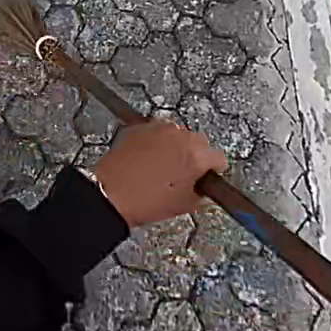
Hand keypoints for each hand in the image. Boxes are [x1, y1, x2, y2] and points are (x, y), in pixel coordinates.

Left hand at [92, 119, 227, 227]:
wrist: (112, 192)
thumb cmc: (146, 200)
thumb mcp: (184, 204)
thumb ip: (201, 193)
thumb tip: (203, 188)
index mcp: (196, 156)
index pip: (218, 157)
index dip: (214, 170)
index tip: (208, 176)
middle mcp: (180, 136)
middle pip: (199, 142)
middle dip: (196, 155)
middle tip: (185, 172)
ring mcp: (159, 128)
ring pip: (178, 133)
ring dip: (176, 145)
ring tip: (164, 164)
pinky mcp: (141, 126)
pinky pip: (157, 130)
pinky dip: (157, 140)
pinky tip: (149, 156)